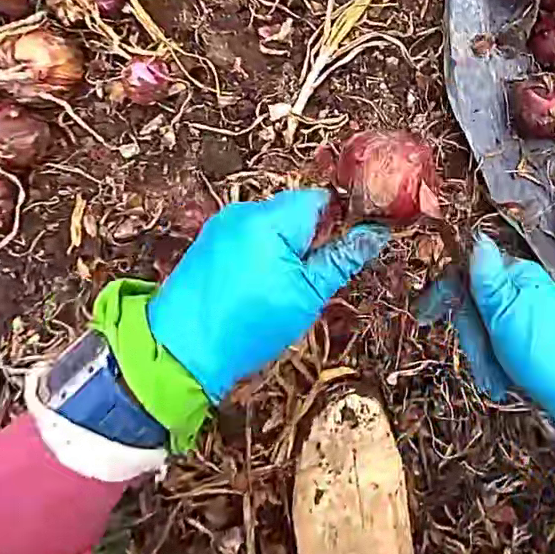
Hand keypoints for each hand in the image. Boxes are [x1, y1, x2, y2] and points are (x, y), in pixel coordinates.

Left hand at [147, 189, 387, 400]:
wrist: (177, 354)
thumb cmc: (247, 326)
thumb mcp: (308, 294)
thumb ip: (343, 257)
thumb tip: (377, 233)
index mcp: (271, 219)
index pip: (321, 199)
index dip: (340, 220)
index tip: (347, 246)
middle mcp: (245, 211)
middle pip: (299, 208)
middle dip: (314, 234)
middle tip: (317, 272)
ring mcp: (224, 223)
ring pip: (277, 221)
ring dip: (291, 242)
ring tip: (287, 282)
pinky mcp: (211, 238)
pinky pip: (253, 232)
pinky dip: (266, 248)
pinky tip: (263, 280)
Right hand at [425, 234, 554, 496]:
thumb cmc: (549, 355)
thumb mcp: (508, 315)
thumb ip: (487, 279)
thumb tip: (475, 239)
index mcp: (518, 275)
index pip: (468, 271)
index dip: (446, 293)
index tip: (424, 315)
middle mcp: (521, 292)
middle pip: (472, 305)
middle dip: (473, 337)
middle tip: (488, 358)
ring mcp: (525, 319)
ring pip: (481, 333)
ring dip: (484, 358)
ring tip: (502, 377)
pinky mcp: (528, 344)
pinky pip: (496, 351)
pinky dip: (497, 369)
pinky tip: (509, 383)